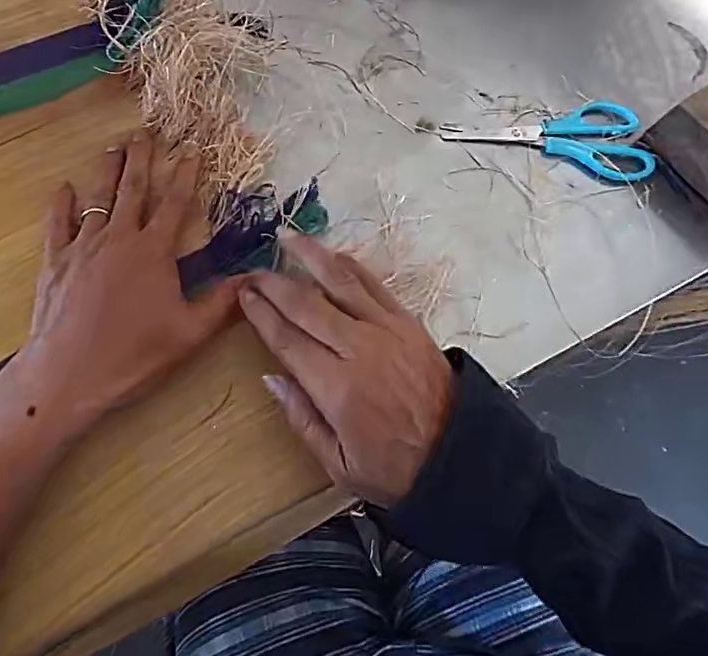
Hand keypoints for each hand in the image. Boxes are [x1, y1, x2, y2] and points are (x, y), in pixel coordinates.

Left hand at [0, 131, 238, 578]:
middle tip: (146, 131)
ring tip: (114, 147)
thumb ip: (221, 302)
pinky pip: (57, 224)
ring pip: (97, 198)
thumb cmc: (132, 356)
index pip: (175, 204)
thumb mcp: (187, 335)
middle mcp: (118, 238)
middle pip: (133, 189)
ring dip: (107, 171)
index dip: (186, 174)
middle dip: (142, 158)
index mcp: (152, 251)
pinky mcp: (55, 260)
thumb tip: (256, 276)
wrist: (67, 373)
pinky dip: (60, 204)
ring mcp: (83, 246)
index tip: (192, 149)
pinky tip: (62, 187)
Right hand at [239, 232, 454, 506]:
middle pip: (304, 304)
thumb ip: (301, 418)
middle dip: (273, 284)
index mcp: (336, 387)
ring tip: (286, 239)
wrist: (465, 457)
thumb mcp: (339, 464)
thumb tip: (270, 376)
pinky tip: (330, 254)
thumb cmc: (395, 468)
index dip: (260, 314)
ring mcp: (385, 329)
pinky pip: (372, 283)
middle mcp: (357, 349)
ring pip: (339, 282)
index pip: (286, 339)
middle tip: (252, 272)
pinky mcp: (406, 321)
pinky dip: (348, 265)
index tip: (242, 295)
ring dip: (310, 256)